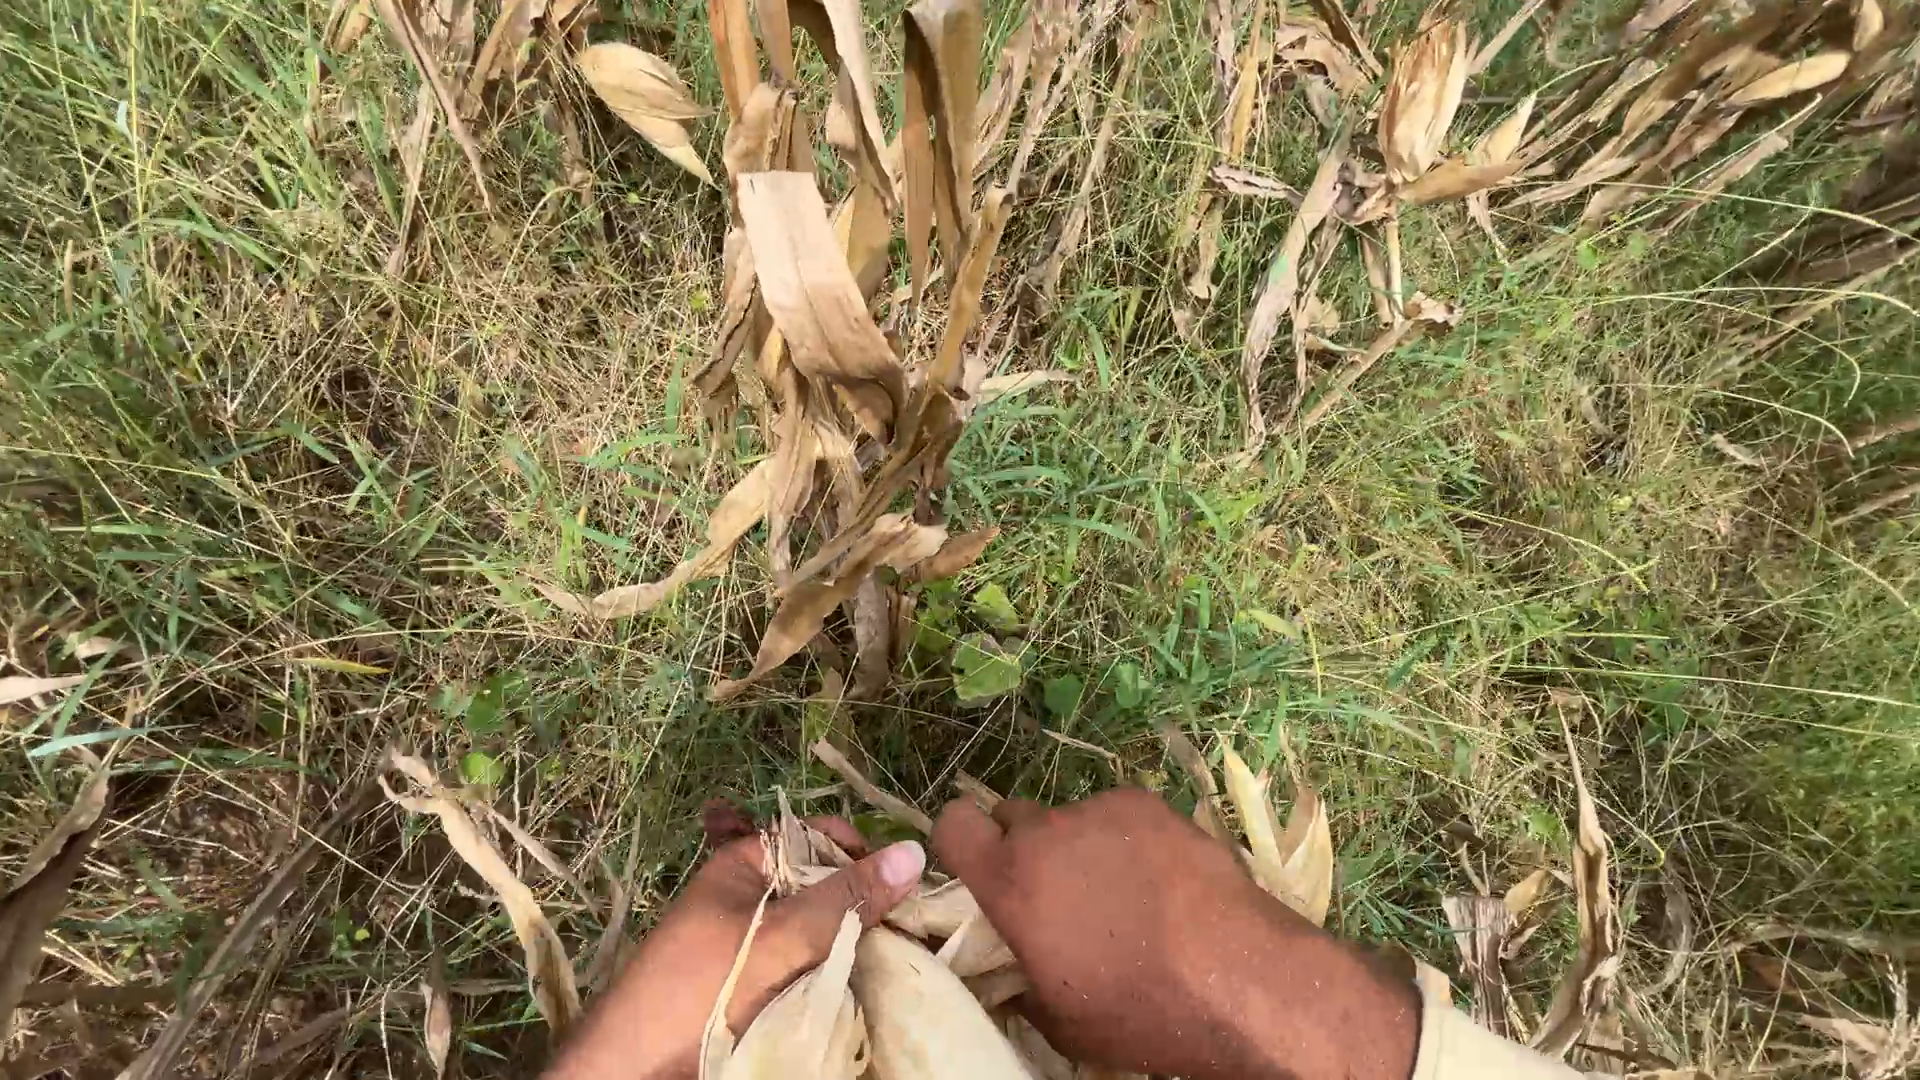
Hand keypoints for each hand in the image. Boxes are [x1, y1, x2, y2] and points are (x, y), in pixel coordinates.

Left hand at [544, 816, 924, 1079]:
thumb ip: (848, 897)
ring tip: (893, 961)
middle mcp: (752, 895)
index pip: (819, 836)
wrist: (634, 1079)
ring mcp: (753, 943)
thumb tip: (915, 850)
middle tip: (906, 933)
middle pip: (824, 882)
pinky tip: (860, 988)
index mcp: (748, 863)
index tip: (899, 889)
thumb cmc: (703, 991)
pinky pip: (809, 965)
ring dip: (853, 942)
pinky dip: (834, 973)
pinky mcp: (756, 987)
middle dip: (864, 903)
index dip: (861, 854)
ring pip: (821, 928)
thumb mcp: (783, 937)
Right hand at [932, 788, 1419, 1079]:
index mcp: (1010, 879)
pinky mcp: (1143, 801)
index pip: (953, 822)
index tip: (980, 863)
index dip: (961, 839)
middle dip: (1023, 846)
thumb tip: (1011, 967)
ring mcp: (1096, 809)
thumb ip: (1019, 975)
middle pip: (1011, 816)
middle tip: (1058, 889)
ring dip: (1079, 846)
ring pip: (1068, 818)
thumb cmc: (1138, 1008)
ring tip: (1125, 890)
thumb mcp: (1059, 1017)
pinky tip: (1160, 877)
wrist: (1235, 975)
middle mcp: (1044, 831)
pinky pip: (1115, 813)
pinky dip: (1125, 837)